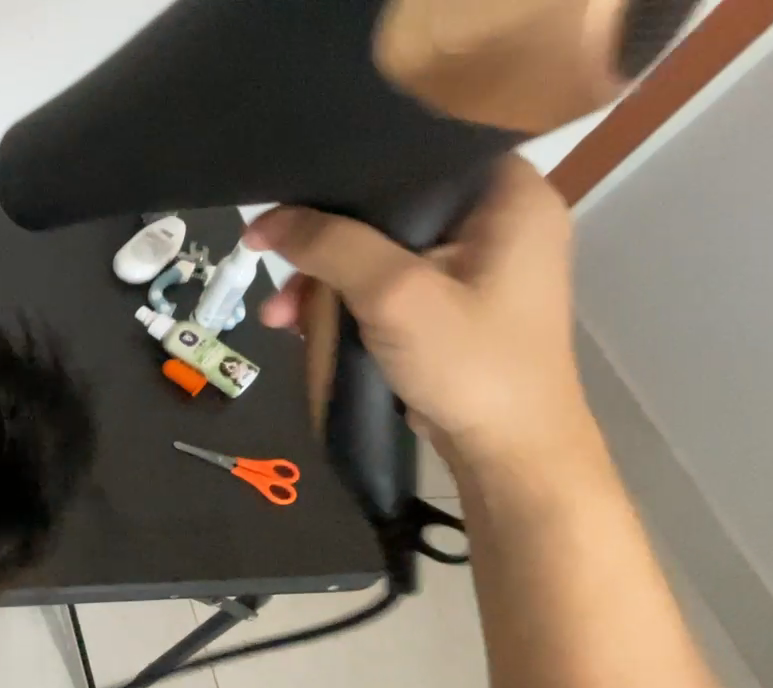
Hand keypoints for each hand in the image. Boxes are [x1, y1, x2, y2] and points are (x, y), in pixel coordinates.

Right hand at [248, 157, 594, 473]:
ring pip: (377, 253)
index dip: (350, 173)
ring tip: (280, 317)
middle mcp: (495, 220)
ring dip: (322, 284)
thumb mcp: (394, 296)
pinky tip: (303, 327)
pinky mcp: (449, 304)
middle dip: (322, 248)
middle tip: (276, 277)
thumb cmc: (469, 362)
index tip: (291, 200)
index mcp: (508, 196)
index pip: (421, 154)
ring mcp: (472, 266)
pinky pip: (383, 286)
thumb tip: (265, 221)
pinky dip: (342, 305)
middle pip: (388, 210)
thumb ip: (332, 248)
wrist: (504, 447)